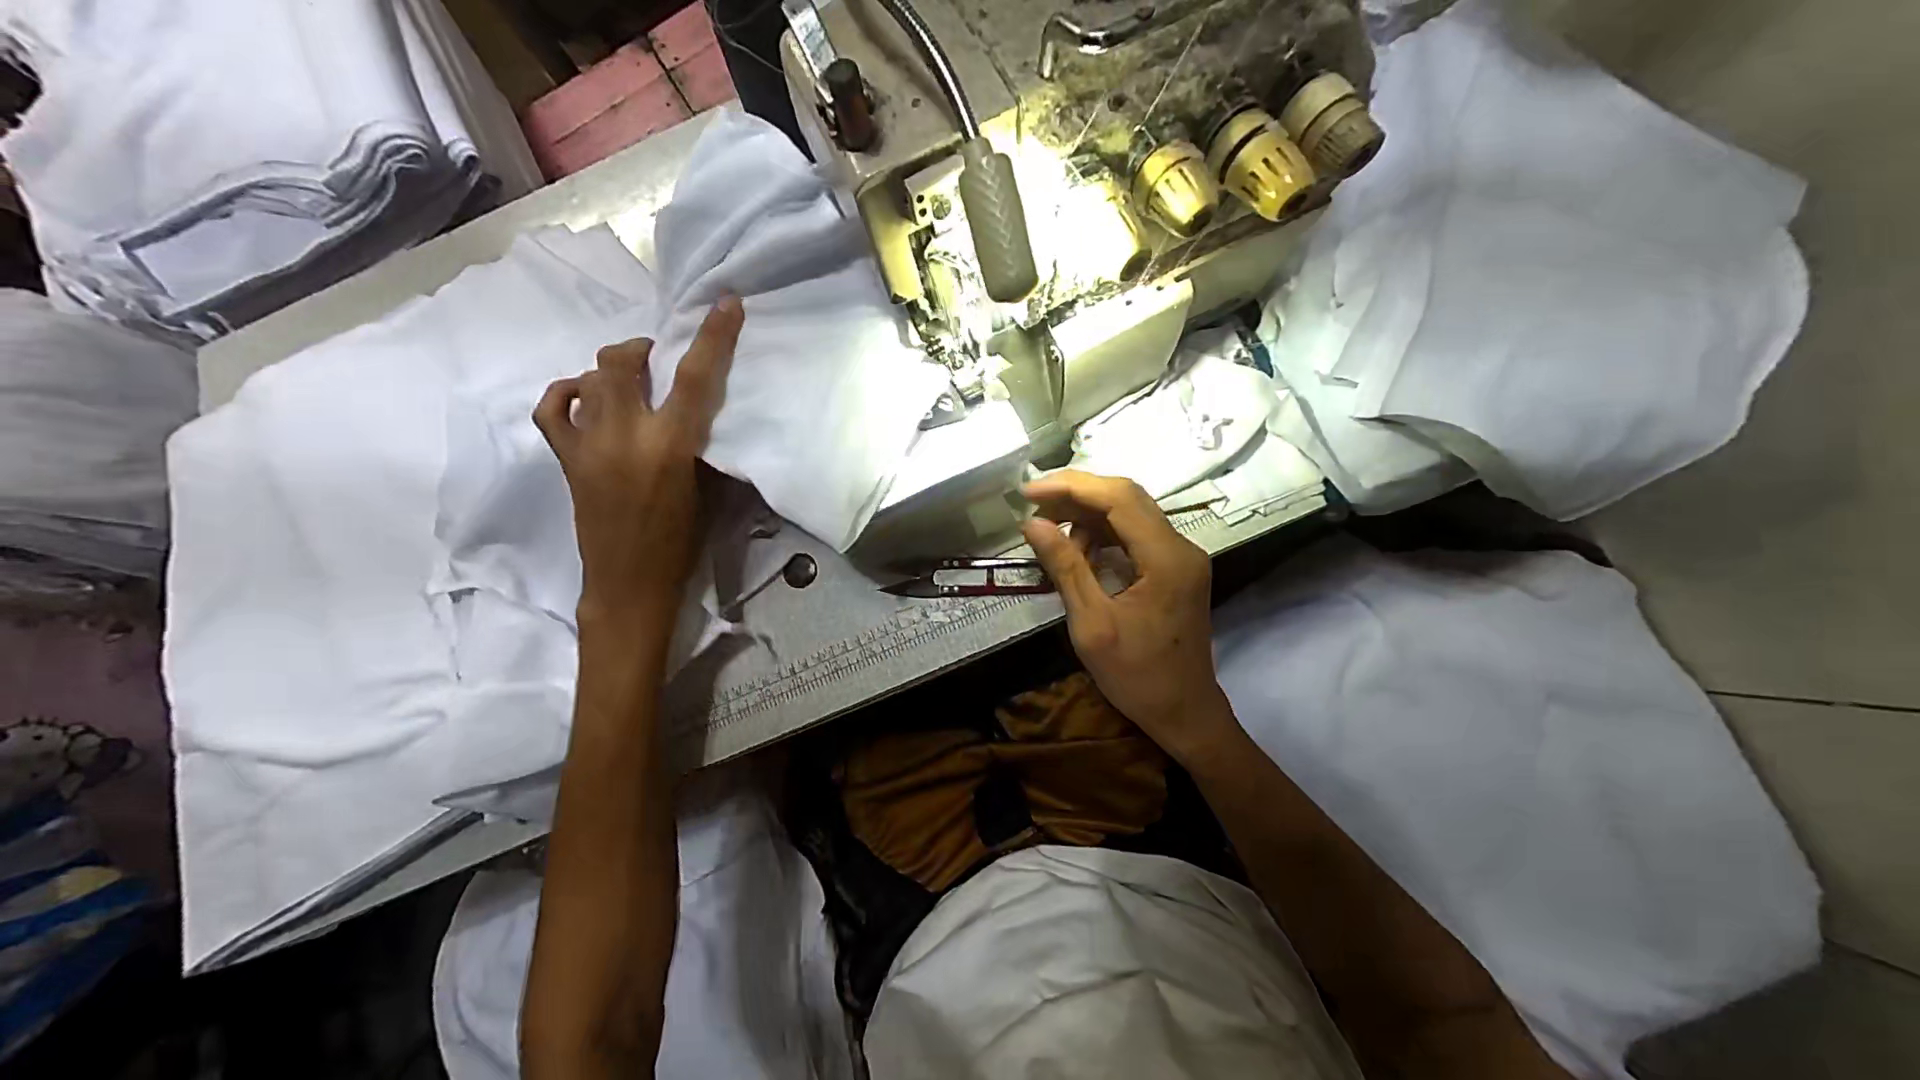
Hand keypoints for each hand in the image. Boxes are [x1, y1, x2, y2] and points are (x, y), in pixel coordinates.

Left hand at [533, 297, 742, 636]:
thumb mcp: (708, 494)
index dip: (713, 337)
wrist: (628, 584)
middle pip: (623, 362)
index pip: (694, 379)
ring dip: (612, 370)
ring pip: (590, 377)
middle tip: (658, 360)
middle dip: (643, 350)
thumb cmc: (681, 545)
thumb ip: (705, 448)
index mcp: (670, 447)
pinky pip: (553, 409)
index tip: (725, 304)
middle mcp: (625, 436)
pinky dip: (567, 393)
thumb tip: (707, 416)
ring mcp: (588, 446)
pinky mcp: (567, 459)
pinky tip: (584, 398)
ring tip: (629, 382)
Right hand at [1021, 470, 1238, 762]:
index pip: (1119, 498)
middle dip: (1076, 495)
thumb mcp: (1092, 624)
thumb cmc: (1137, 677)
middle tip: (1034, 506)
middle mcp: (1181, 547)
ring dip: (1088, 515)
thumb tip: (1032, 523)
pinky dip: (1104, 534)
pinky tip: (1078, 549)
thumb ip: (1065, 567)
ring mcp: (1182, 557)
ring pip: (1131, 513)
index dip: (1071, 486)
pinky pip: (1137, 535)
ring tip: (1050, 532)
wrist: (1185, 714)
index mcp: (1166, 558)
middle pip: (1127, 497)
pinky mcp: (1176, 569)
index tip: (1029, 491)